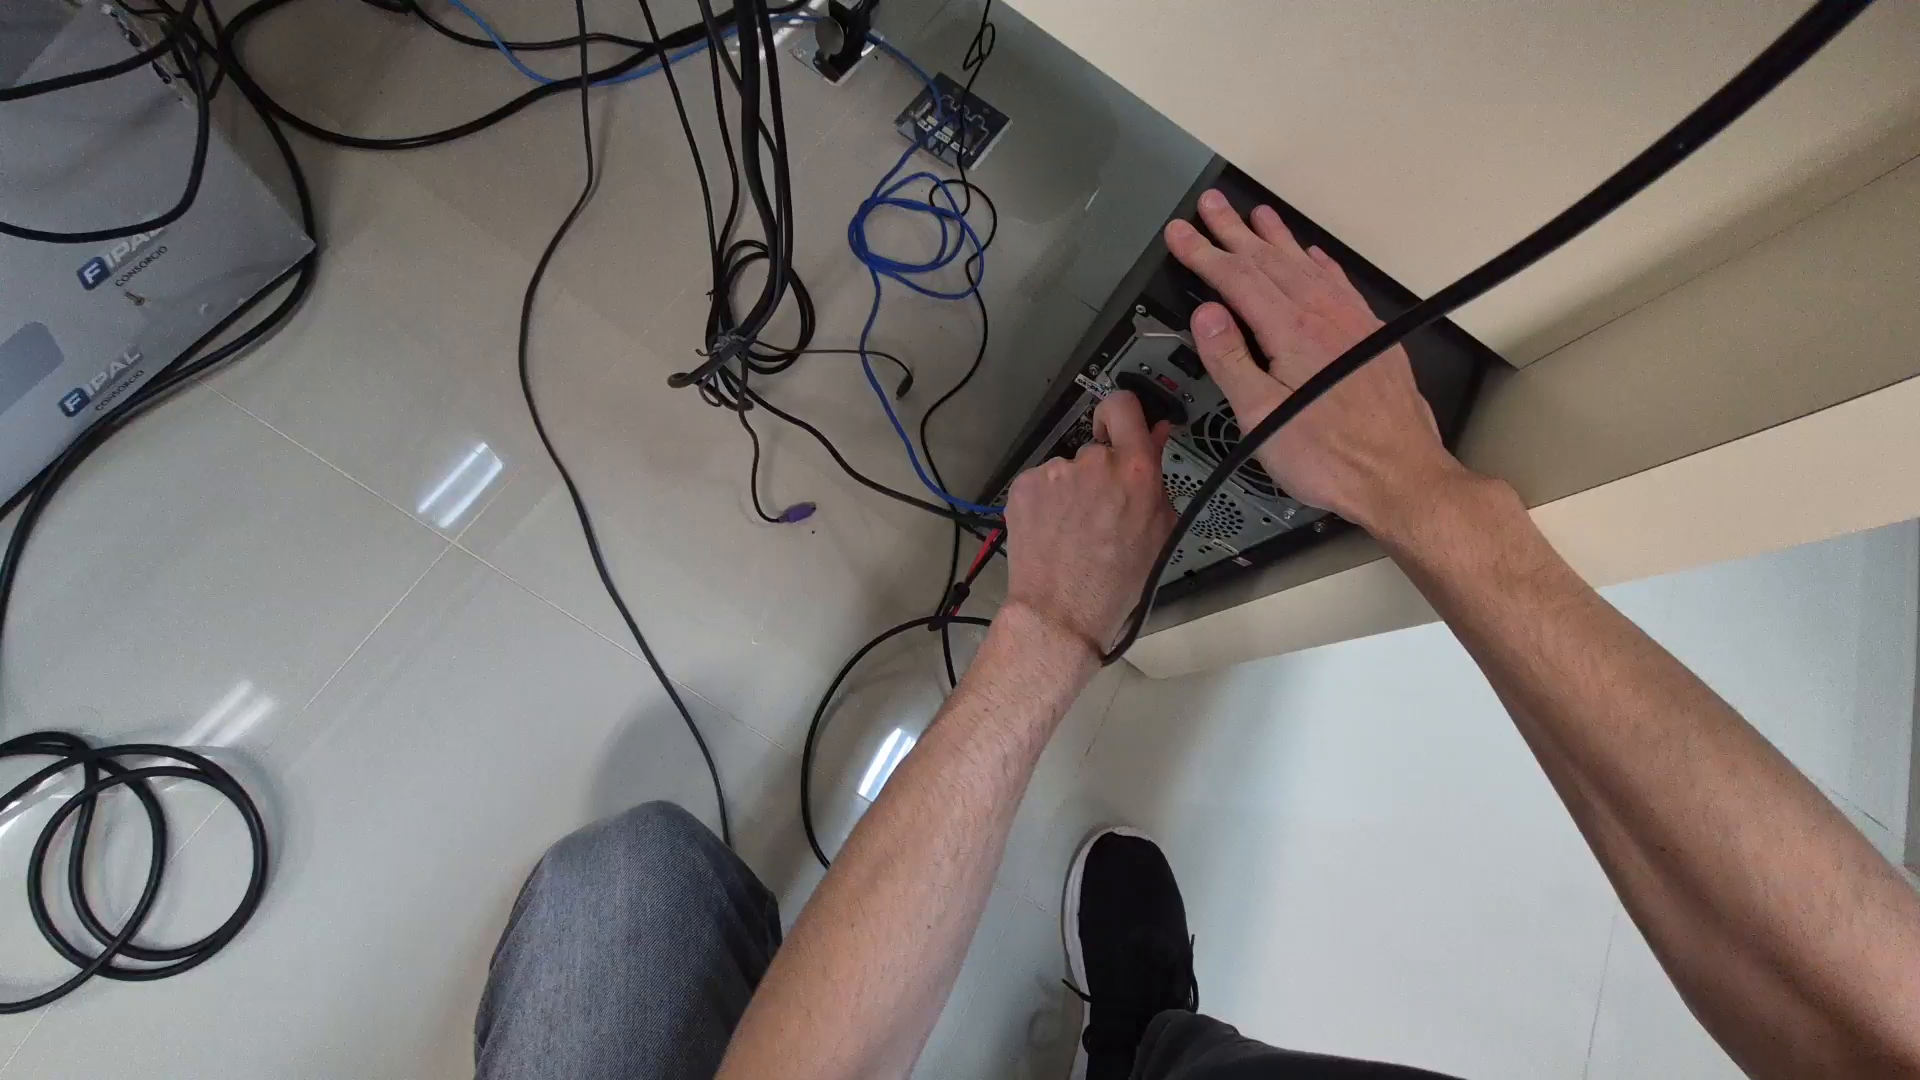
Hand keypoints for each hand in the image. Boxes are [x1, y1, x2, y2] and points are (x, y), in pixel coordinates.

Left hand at [1002, 392, 1175, 658]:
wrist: (1061, 611)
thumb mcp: (1158, 532)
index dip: (1122, 413)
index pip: (1124, 406)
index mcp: (1135, 470)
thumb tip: (1155, 437)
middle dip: (1098, 472)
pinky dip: (1044, 502)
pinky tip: (1052, 532)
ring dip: (1069, 490)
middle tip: (1099, 511)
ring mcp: (1054, 473)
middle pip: (1095, 448)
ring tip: (1073, 531)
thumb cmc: (1115, 583)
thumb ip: (1157, 478)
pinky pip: (1040, 484)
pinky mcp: (1024, 486)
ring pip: (1066, 470)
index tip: (1119, 425)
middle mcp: (1093, 462)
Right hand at [1163, 190, 1457, 534]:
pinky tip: (1310, 255)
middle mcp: (1325, 316)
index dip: (1203, 254)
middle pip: (1269, 261)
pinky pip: (1337, 282)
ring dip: (1274, 238)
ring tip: (1254, 214)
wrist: (1398, 476)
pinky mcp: (1368, 337)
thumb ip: (1230, 360)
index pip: (1237, 279)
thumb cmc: (1329, 456)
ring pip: (1304, 265)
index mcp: (1292, 331)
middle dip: (1233, 231)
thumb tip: (1206, 316)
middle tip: (1210, 205)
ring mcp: (1351, 323)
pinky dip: (1316, 261)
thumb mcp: (1260, 416)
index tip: (1180, 233)